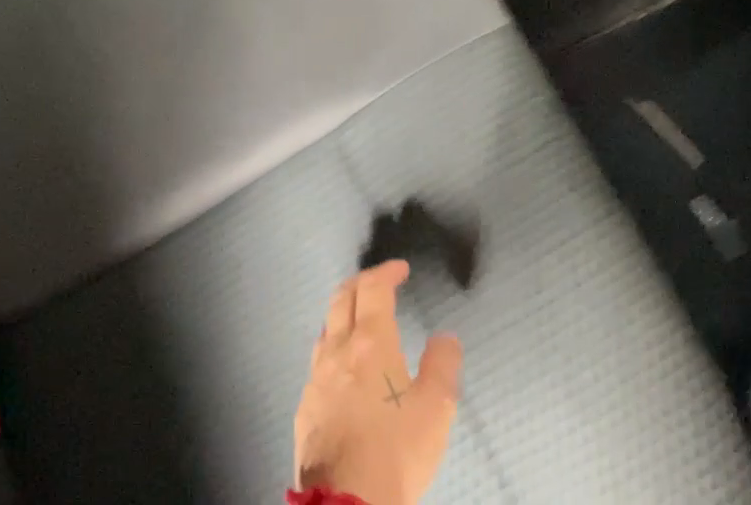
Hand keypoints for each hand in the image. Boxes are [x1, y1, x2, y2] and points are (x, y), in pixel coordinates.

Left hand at [294, 260, 462, 504]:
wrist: (346, 502)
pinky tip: (344, 368)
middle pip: (341, 299)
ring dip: (344, 313)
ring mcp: (316, 380)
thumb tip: (444, 337)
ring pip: (325, 329)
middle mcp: (338, 352)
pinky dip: (334, 347)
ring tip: (361, 320)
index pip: (373, 289)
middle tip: (380, 282)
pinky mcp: (305, 408)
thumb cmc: (396, 450)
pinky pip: (318, 362)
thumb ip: (443, 364)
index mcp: (371, 343)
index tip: (401, 269)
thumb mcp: (437, 407)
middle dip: (361, 283)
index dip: (387, 272)